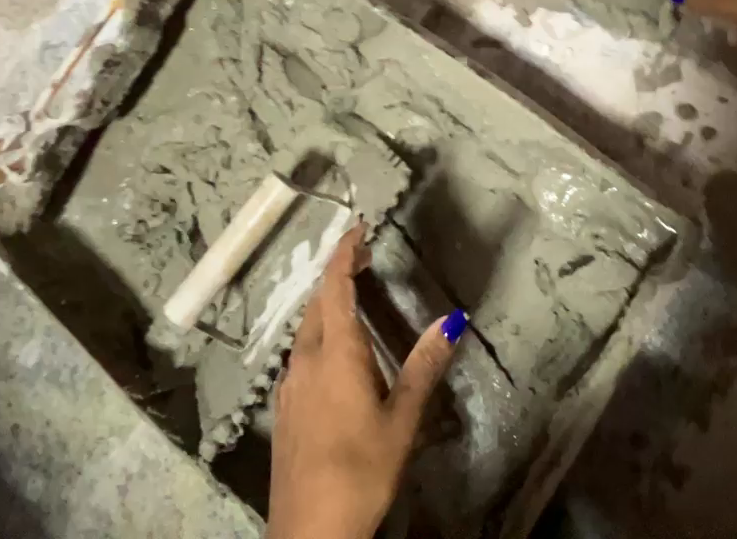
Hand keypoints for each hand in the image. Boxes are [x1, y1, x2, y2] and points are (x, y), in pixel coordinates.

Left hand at [268, 225, 463, 538]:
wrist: (309, 530)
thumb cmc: (360, 469)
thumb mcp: (402, 419)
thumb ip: (424, 366)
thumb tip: (452, 320)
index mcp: (336, 353)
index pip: (335, 287)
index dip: (344, 252)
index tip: (358, 227)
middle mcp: (306, 359)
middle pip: (317, 303)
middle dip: (337, 274)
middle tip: (363, 256)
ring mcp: (289, 385)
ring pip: (306, 329)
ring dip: (327, 304)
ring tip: (352, 296)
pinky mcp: (283, 409)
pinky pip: (300, 354)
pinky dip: (319, 334)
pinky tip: (334, 353)